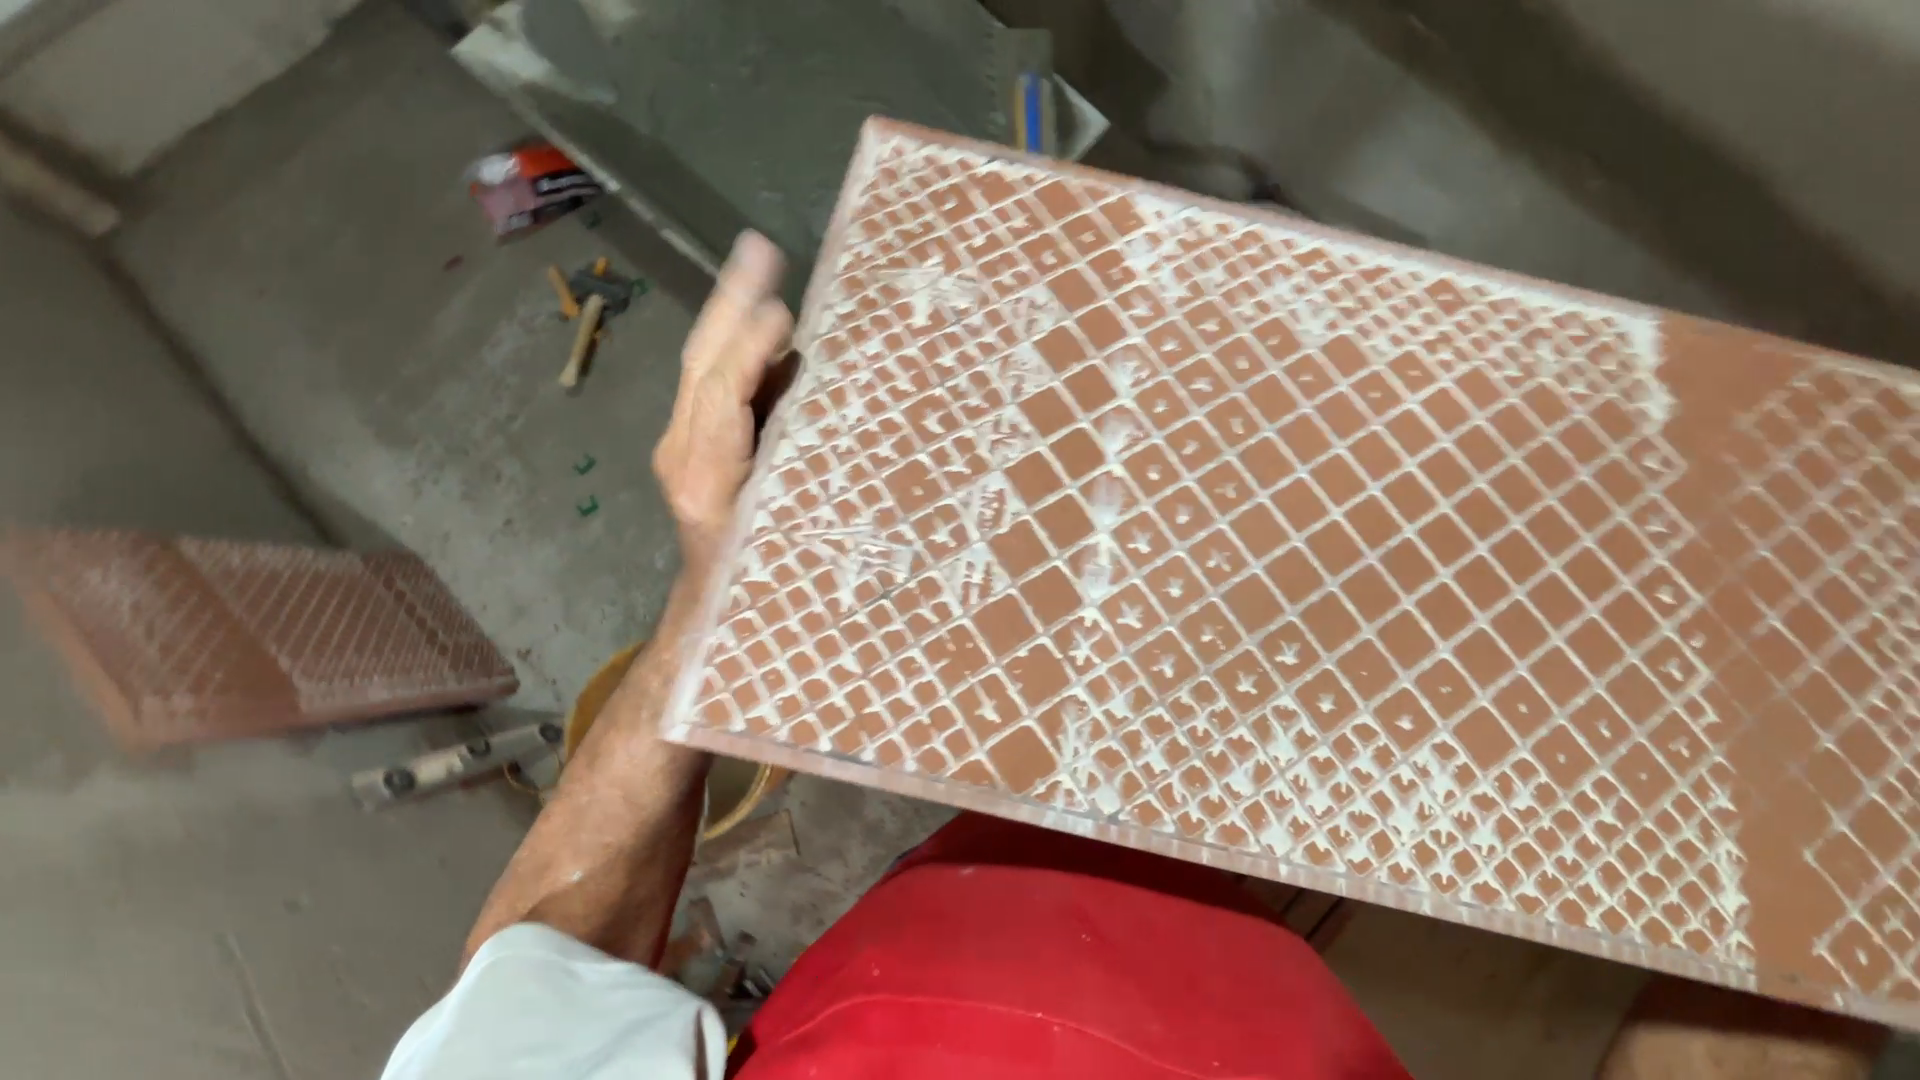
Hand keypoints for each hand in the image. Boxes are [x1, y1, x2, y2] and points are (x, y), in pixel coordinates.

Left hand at [652, 231, 791, 574]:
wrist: (713, 607)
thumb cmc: (758, 578)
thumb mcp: (784, 529)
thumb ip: (794, 466)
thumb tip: (815, 401)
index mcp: (704, 477)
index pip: (720, 397)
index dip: (748, 352)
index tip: (782, 315)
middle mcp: (681, 454)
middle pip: (701, 364)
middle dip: (731, 304)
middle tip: (761, 250)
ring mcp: (678, 446)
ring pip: (702, 366)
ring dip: (732, 313)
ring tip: (760, 265)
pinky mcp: (688, 444)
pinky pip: (711, 383)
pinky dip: (737, 345)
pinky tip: (760, 319)